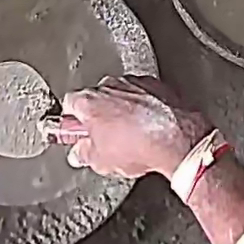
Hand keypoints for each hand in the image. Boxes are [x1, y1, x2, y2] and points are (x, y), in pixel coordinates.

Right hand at [53, 76, 214, 178]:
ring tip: (129, 133)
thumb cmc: (137, 146)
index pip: (69, 103)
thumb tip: (80, 152)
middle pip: (94, 97)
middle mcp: (108, 85)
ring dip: (120, 108)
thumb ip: (84, 153)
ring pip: (118, 93)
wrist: (174, 137)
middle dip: (97, 114)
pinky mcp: (152, 82)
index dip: (71, 120)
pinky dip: (140, 103)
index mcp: (89, 101)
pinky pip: (139, 91)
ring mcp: (131, 81)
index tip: (76, 131)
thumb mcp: (101, 162)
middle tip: (103, 136)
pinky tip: (146, 124)